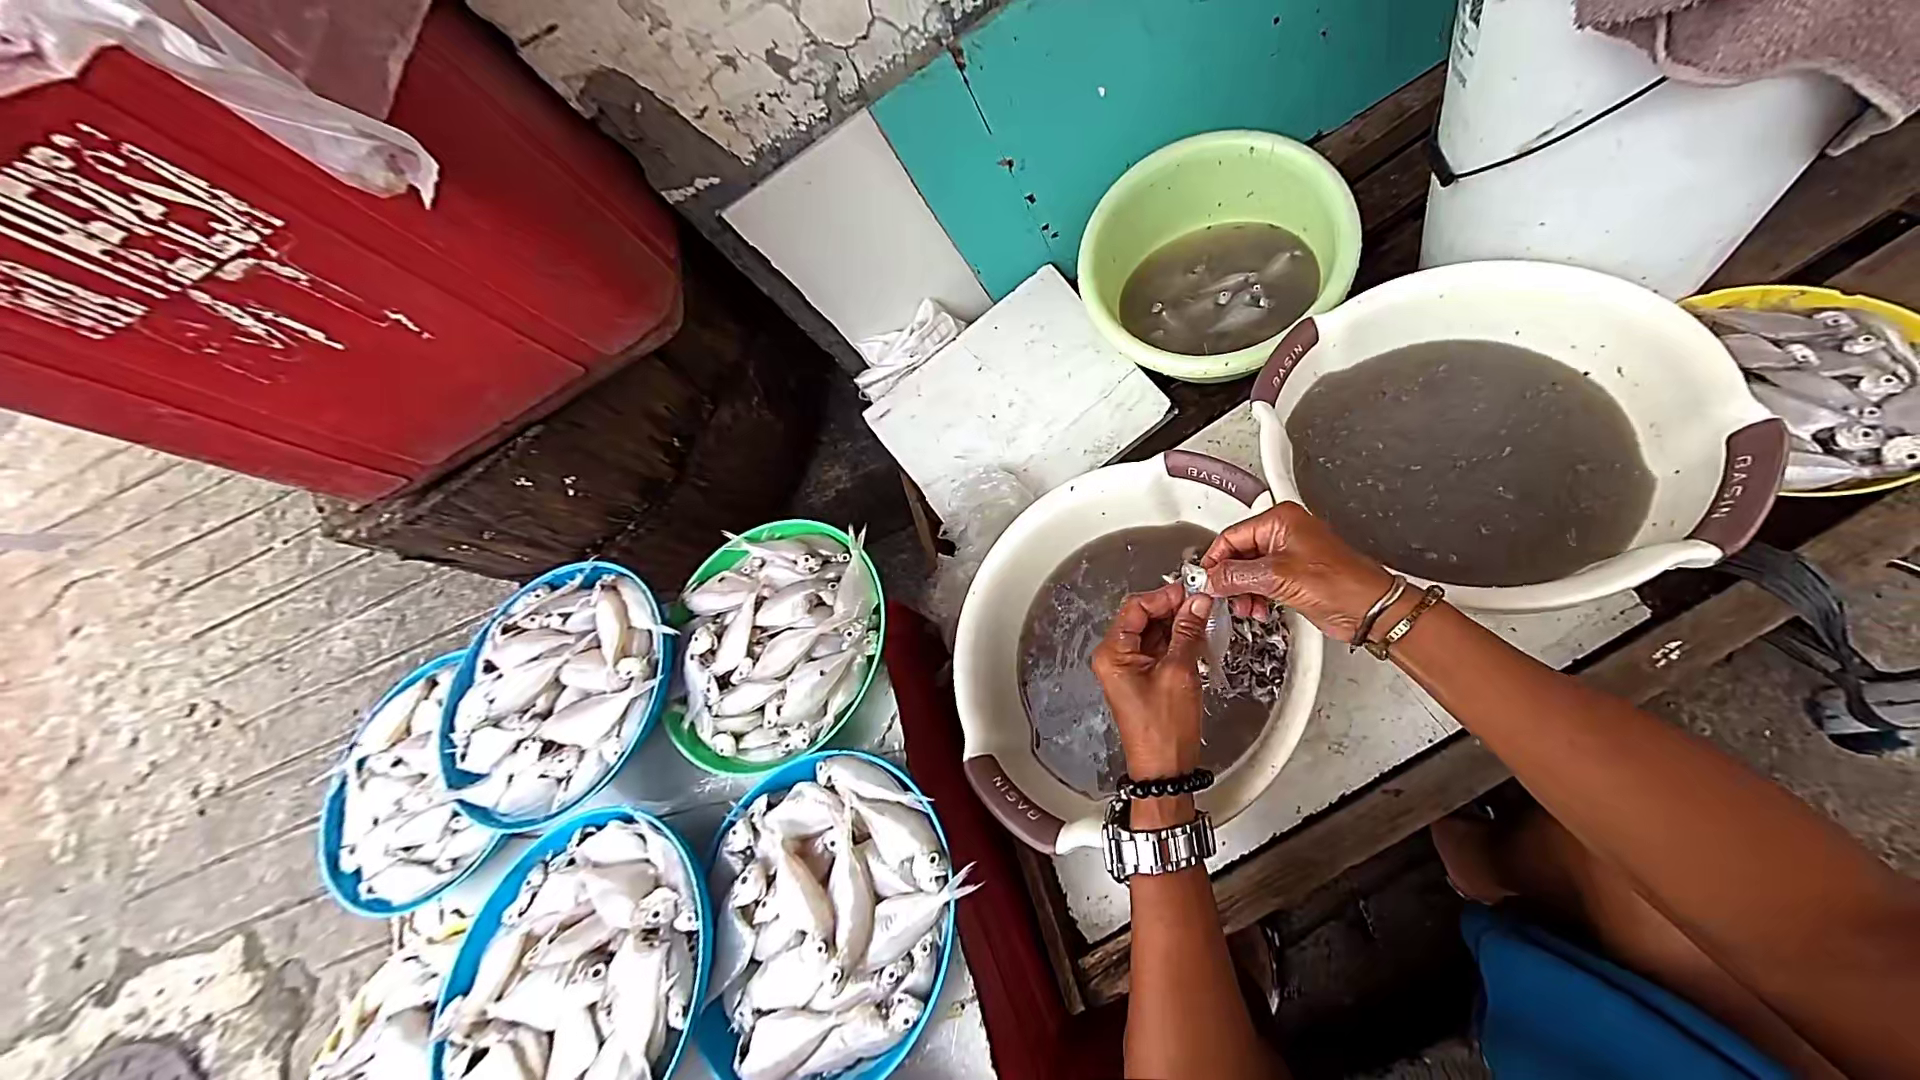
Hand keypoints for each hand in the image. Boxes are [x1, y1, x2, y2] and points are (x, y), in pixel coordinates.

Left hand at [1090, 582, 1211, 779]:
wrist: (1165, 768)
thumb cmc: (1163, 730)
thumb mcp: (1179, 673)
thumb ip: (1187, 633)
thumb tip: (1196, 604)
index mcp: (1113, 653)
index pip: (1135, 608)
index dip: (1164, 596)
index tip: (1190, 590)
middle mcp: (1115, 657)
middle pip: (1143, 617)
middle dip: (1172, 608)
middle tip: (1202, 603)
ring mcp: (1129, 667)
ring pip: (1153, 631)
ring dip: (1178, 624)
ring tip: (1204, 619)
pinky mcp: (1143, 676)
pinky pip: (1159, 648)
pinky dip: (1178, 640)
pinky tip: (1197, 637)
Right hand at [1200, 501, 1396, 640]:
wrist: (1371, 610)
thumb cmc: (1343, 584)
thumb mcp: (1277, 577)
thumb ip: (1235, 575)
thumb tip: (1210, 578)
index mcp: (1280, 520)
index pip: (1230, 536)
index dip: (1215, 561)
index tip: (1206, 580)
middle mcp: (1284, 533)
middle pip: (1237, 554)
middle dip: (1230, 579)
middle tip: (1223, 595)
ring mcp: (1289, 555)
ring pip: (1247, 571)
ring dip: (1242, 592)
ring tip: (1246, 606)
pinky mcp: (1293, 575)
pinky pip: (1261, 582)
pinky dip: (1255, 596)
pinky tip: (1258, 608)